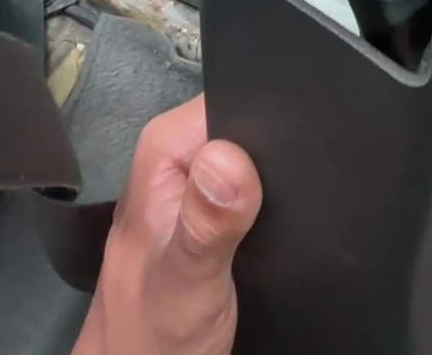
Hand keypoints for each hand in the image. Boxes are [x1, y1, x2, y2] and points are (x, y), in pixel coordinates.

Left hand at [72, 95, 262, 354]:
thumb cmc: (150, 341)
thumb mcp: (184, 286)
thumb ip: (204, 224)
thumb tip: (229, 159)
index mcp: (164, 151)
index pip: (233, 101)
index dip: (268, 127)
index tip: (281, 171)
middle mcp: (176, 157)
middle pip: (249, 122)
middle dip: (274, 160)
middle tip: (274, 210)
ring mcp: (192, 182)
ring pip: (255, 153)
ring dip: (273, 185)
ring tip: (269, 223)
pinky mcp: (208, 208)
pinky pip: (253, 181)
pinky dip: (269, 203)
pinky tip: (267, 228)